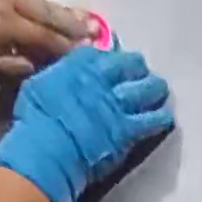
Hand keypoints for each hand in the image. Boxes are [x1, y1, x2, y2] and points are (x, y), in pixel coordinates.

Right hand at [0, 45, 172, 201]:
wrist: (48, 149)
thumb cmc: (35, 122)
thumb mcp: (40, 86)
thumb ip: (59, 77)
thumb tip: (66, 77)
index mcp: (76, 66)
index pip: (103, 53)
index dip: (113, 57)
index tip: (118, 61)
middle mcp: (100, 80)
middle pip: (128, 65)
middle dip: (138, 68)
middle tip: (143, 72)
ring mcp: (116, 105)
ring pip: (145, 90)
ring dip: (154, 89)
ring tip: (161, 90)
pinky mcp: (127, 131)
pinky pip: (151, 121)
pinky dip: (160, 118)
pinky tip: (166, 117)